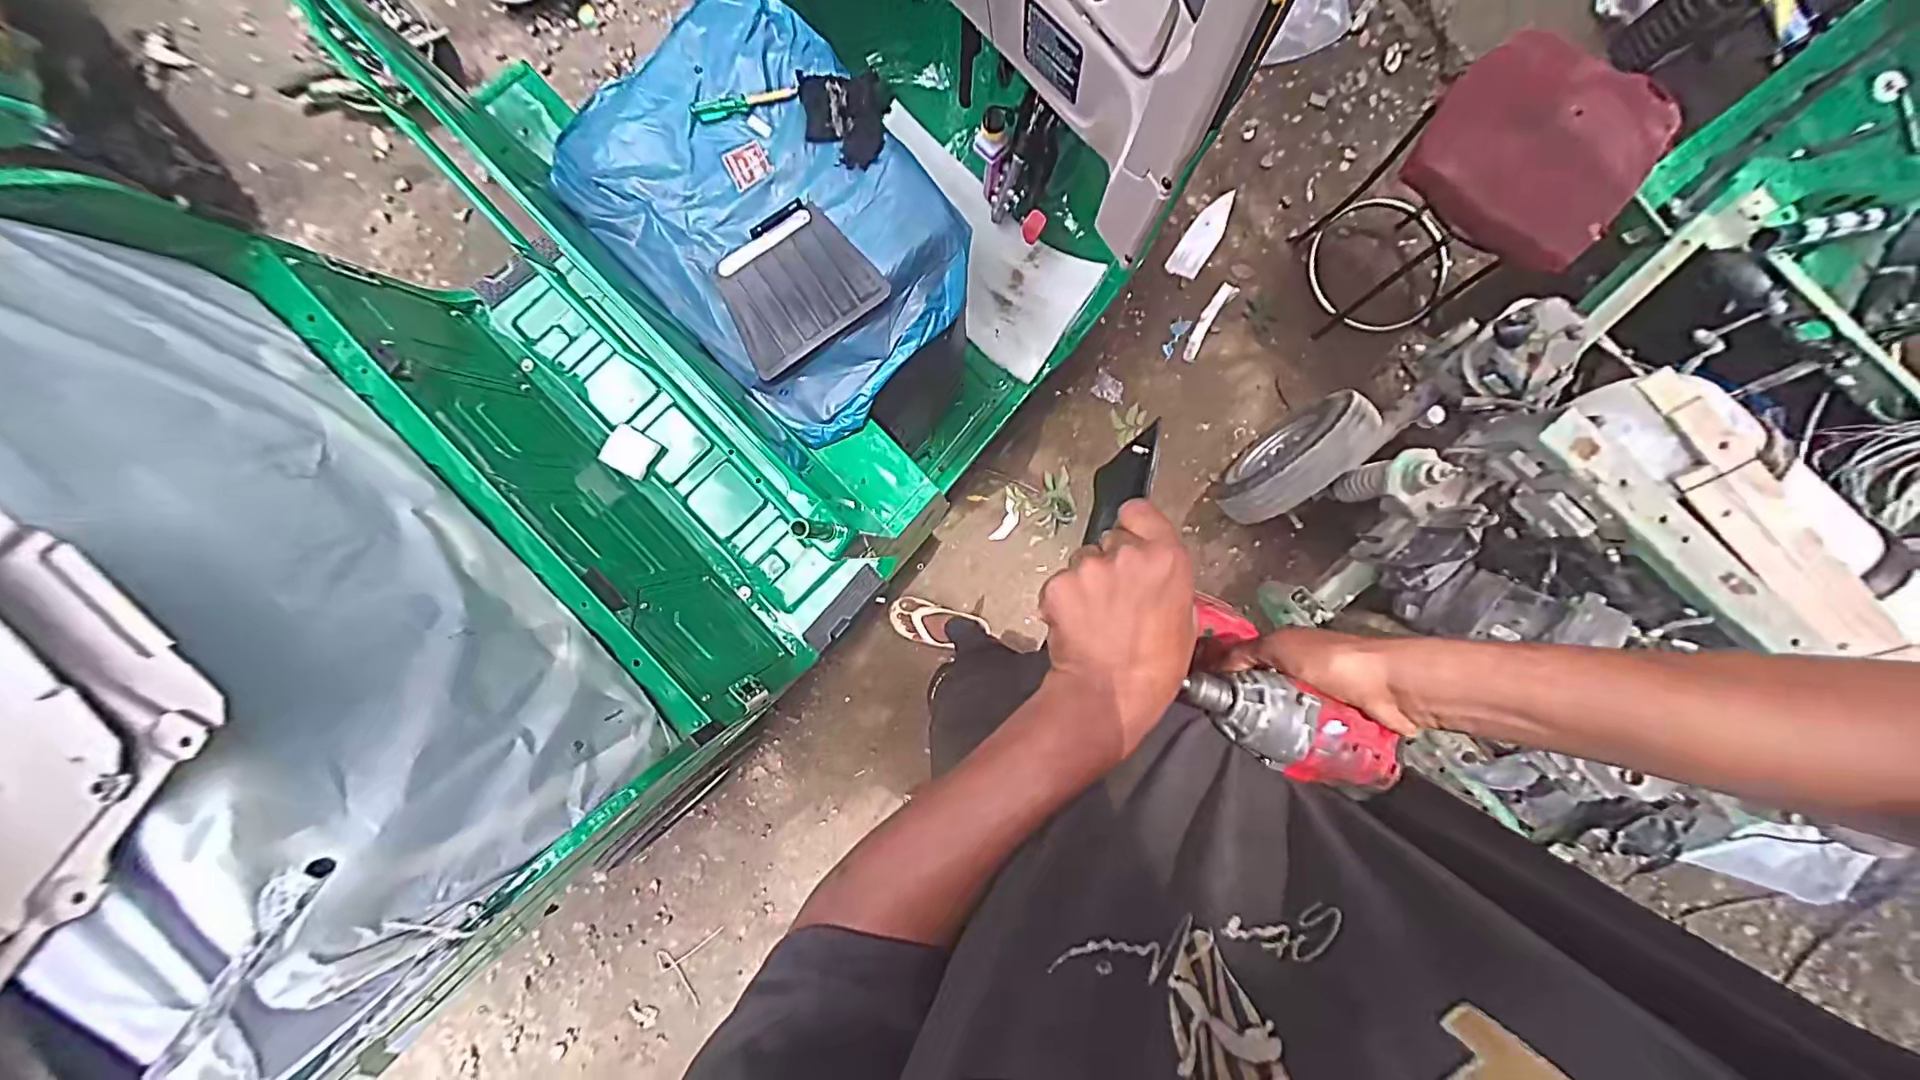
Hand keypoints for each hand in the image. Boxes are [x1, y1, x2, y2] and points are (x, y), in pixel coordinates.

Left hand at [1038, 500, 1195, 757]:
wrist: (1108, 693)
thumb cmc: (1153, 667)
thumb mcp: (1185, 620)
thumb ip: (1169, 582)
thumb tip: (1156, 572)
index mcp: (1167, 558)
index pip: (1138, 511)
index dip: (1132, 525)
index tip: (1129, 539)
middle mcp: (1127, 554)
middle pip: (1109, 539)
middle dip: (1109, 561)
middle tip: (1114, 597)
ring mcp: (1089, 567)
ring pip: (1081, 560)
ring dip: (1085, 581)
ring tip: (1094, 616)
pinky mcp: (1059, 584)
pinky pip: (1060, 582)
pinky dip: (1063, 599)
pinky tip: (1075, 624)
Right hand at [1211, 627, 1420, 736]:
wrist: (1393, 688)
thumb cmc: (1334, 661)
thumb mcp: (1281, 647)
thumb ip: (1247, 653)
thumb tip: (1214, 664)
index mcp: (1286, 649)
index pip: (1248, 662)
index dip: (1228, 676)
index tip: (1210, 698)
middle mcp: (1302, 671)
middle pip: (1266, 692)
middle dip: (1251, 708)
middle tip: (1231, 727)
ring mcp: (1322, 698)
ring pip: (1287, 716)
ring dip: (1278, 729)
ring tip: (1255, 745)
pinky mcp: (1340, 723)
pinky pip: (1312, 735)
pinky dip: (1303, 743)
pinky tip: (1286, 753)